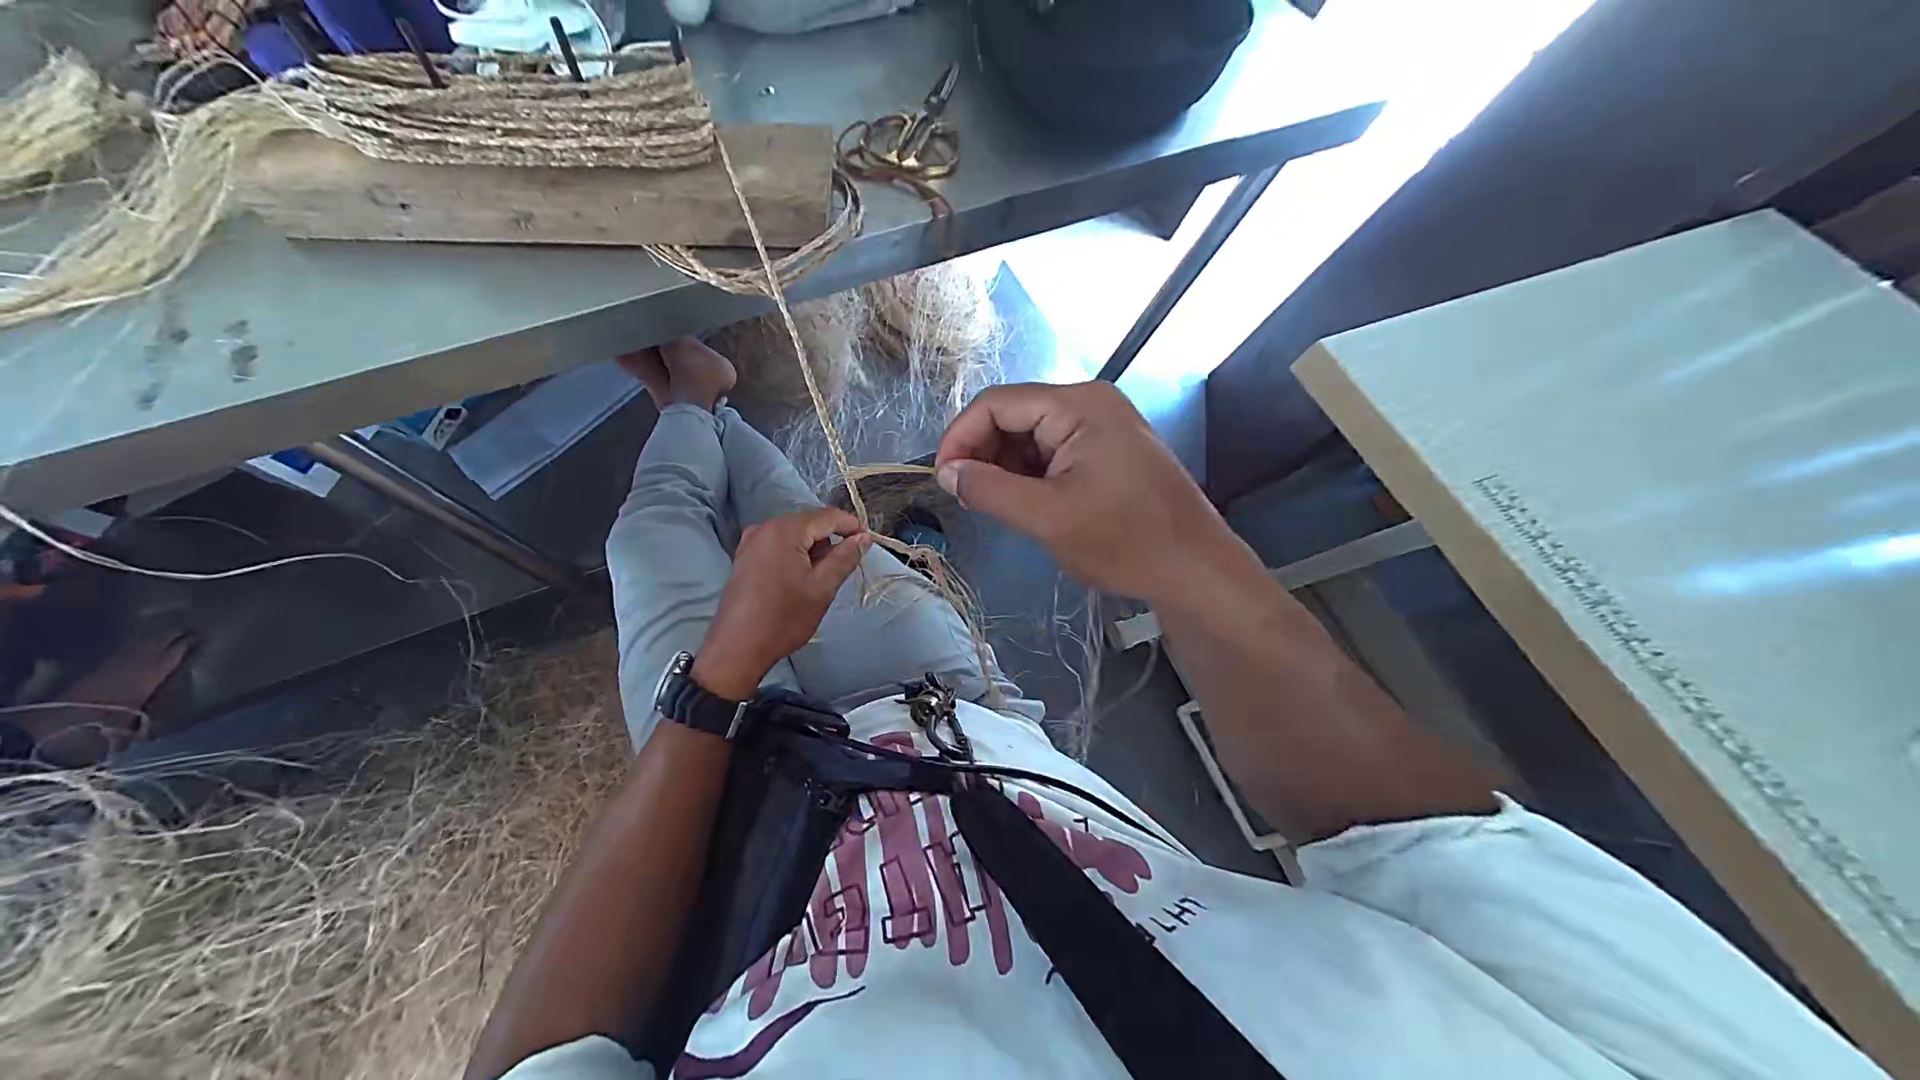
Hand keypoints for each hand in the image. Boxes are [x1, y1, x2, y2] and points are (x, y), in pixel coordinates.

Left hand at [692, 508, 872, 699]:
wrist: (738, 648)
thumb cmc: (784, 618)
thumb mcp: (823, 588)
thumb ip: (845, 557)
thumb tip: (863, 537)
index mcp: (785, 530)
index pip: (828, 516)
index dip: (851, 526)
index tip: (867, 542)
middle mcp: (765, 528)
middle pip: (809, 522)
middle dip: (831, 539)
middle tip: (845, 565)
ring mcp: (751, 541)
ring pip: (794, 534)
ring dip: (813, 548)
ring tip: (823, 577)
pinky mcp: (744, 557)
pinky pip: (778, 544)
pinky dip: (795, 554)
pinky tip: (801, 577)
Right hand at [935, 382, 1260, 603]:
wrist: (1194, 568)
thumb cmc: (1126, 541)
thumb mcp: (1048, 517)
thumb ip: (990, 490)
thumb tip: (946, 473)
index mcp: (1078, 405)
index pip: (996, 403)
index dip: (960, 437)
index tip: (943, 480)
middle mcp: (1089, 402)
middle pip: (1012, 415)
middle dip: (984, 454)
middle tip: (970, 498)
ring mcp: (1101, 425)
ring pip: (1029, 436)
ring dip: (1005, 468)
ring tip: (999, 506)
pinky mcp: (1106, 449)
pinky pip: (1051, 451)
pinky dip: (1029, 475)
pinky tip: (1026, 504)